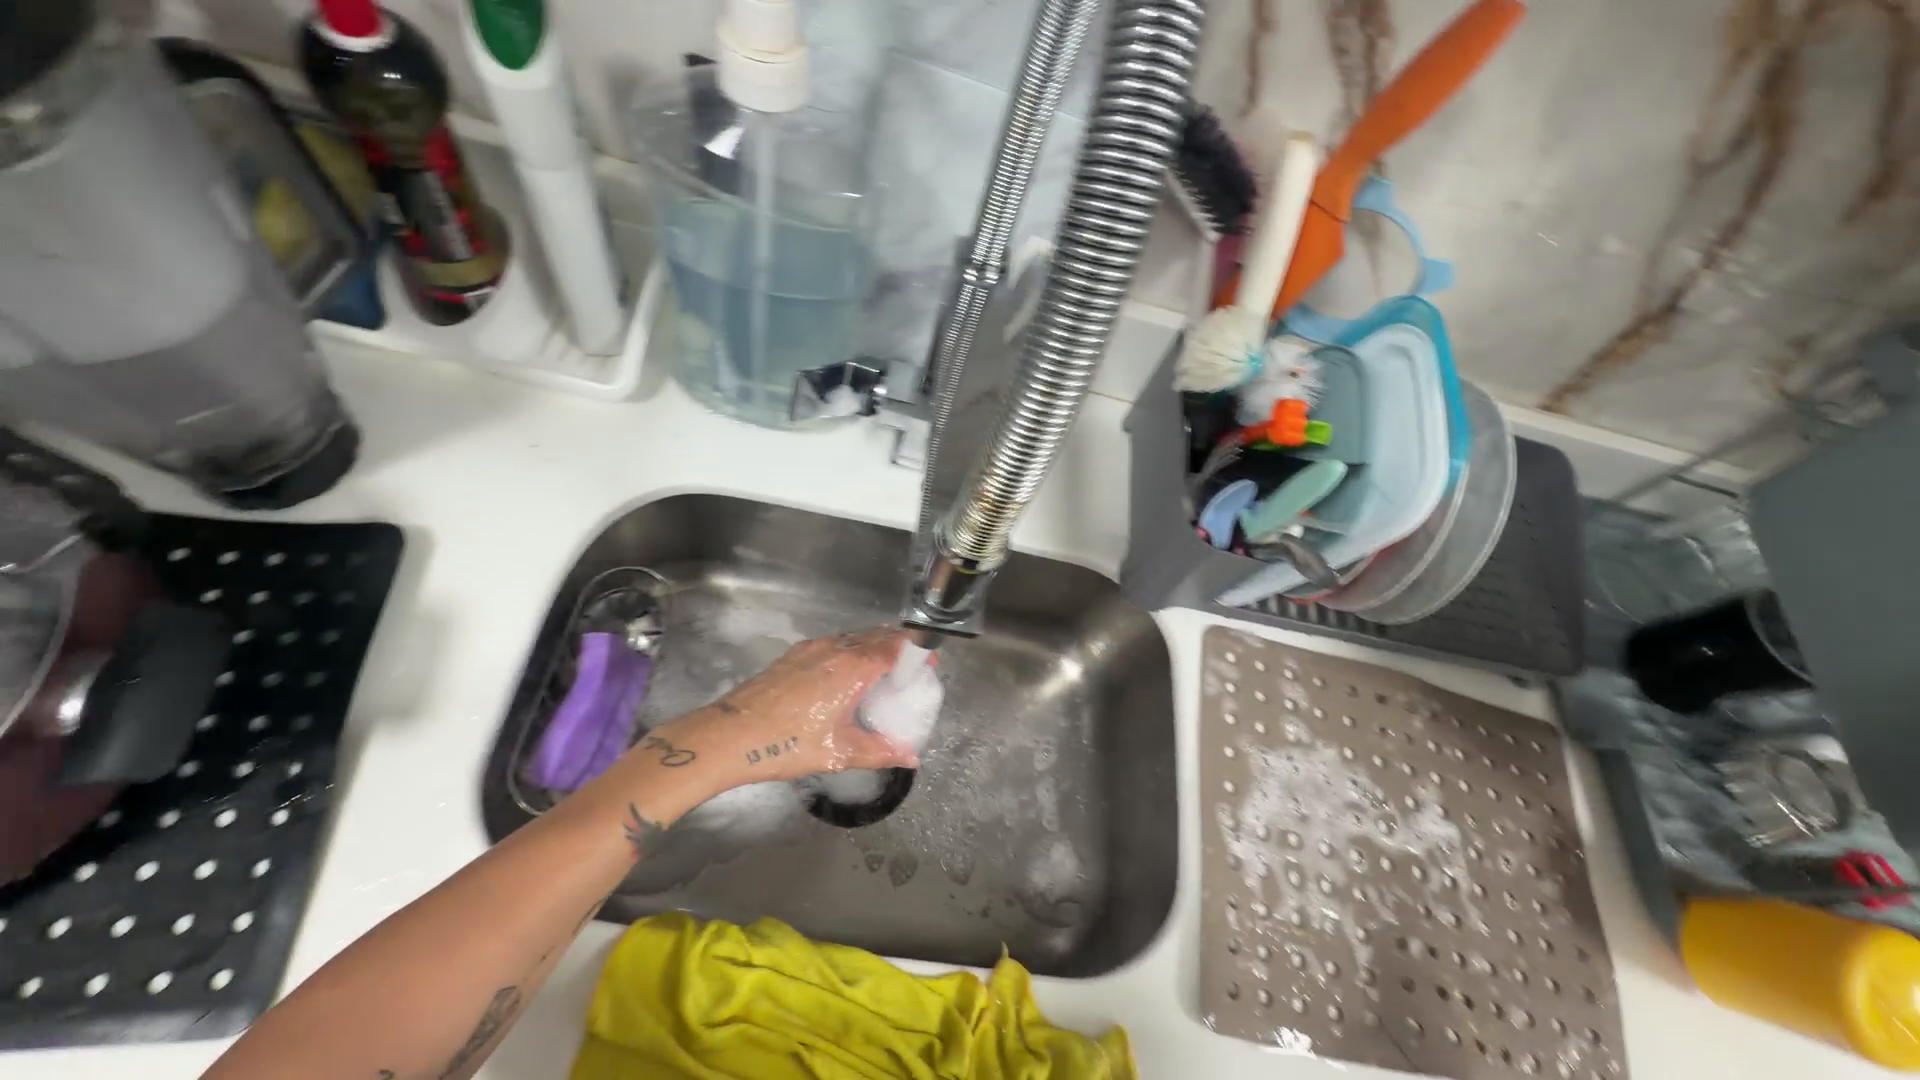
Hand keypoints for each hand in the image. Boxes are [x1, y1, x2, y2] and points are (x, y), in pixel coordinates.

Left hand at [647, 629, 925, 787]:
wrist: (729, 737)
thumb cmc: (787, 744)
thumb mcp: (840, 752)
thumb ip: (880, 752)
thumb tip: (911, 758)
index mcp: (852, 667)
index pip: (895, 645)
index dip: (916, 651)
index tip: (930, 663)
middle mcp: (833, 649)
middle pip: (876, 636)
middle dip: (898, 648)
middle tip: (910, 671)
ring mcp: (810, 650)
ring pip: (852, 640)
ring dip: (873, 650)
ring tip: (882, 676)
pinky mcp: (792, 657)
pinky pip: (832, 647)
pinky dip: (849, 654)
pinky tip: (846, 682)